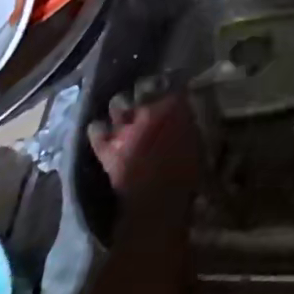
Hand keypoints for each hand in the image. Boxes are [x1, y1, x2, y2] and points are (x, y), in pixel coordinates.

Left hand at [87, 86, 199, 201]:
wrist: (155, 204)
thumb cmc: (184, 176)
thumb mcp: (197, 147)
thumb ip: (190, 127)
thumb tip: (187, 117)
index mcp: (172, 110)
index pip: (173, 89)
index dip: (173, 90)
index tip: (175, 93)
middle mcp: (145, 111)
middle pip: (142, 90)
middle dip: (145, 93)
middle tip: (149, 100)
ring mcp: (123, 129)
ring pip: (117, 104)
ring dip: (121, 107)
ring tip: (124, 111)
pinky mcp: (106, 148)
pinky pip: (96, 130)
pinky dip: (98, 129)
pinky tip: (102, 129)